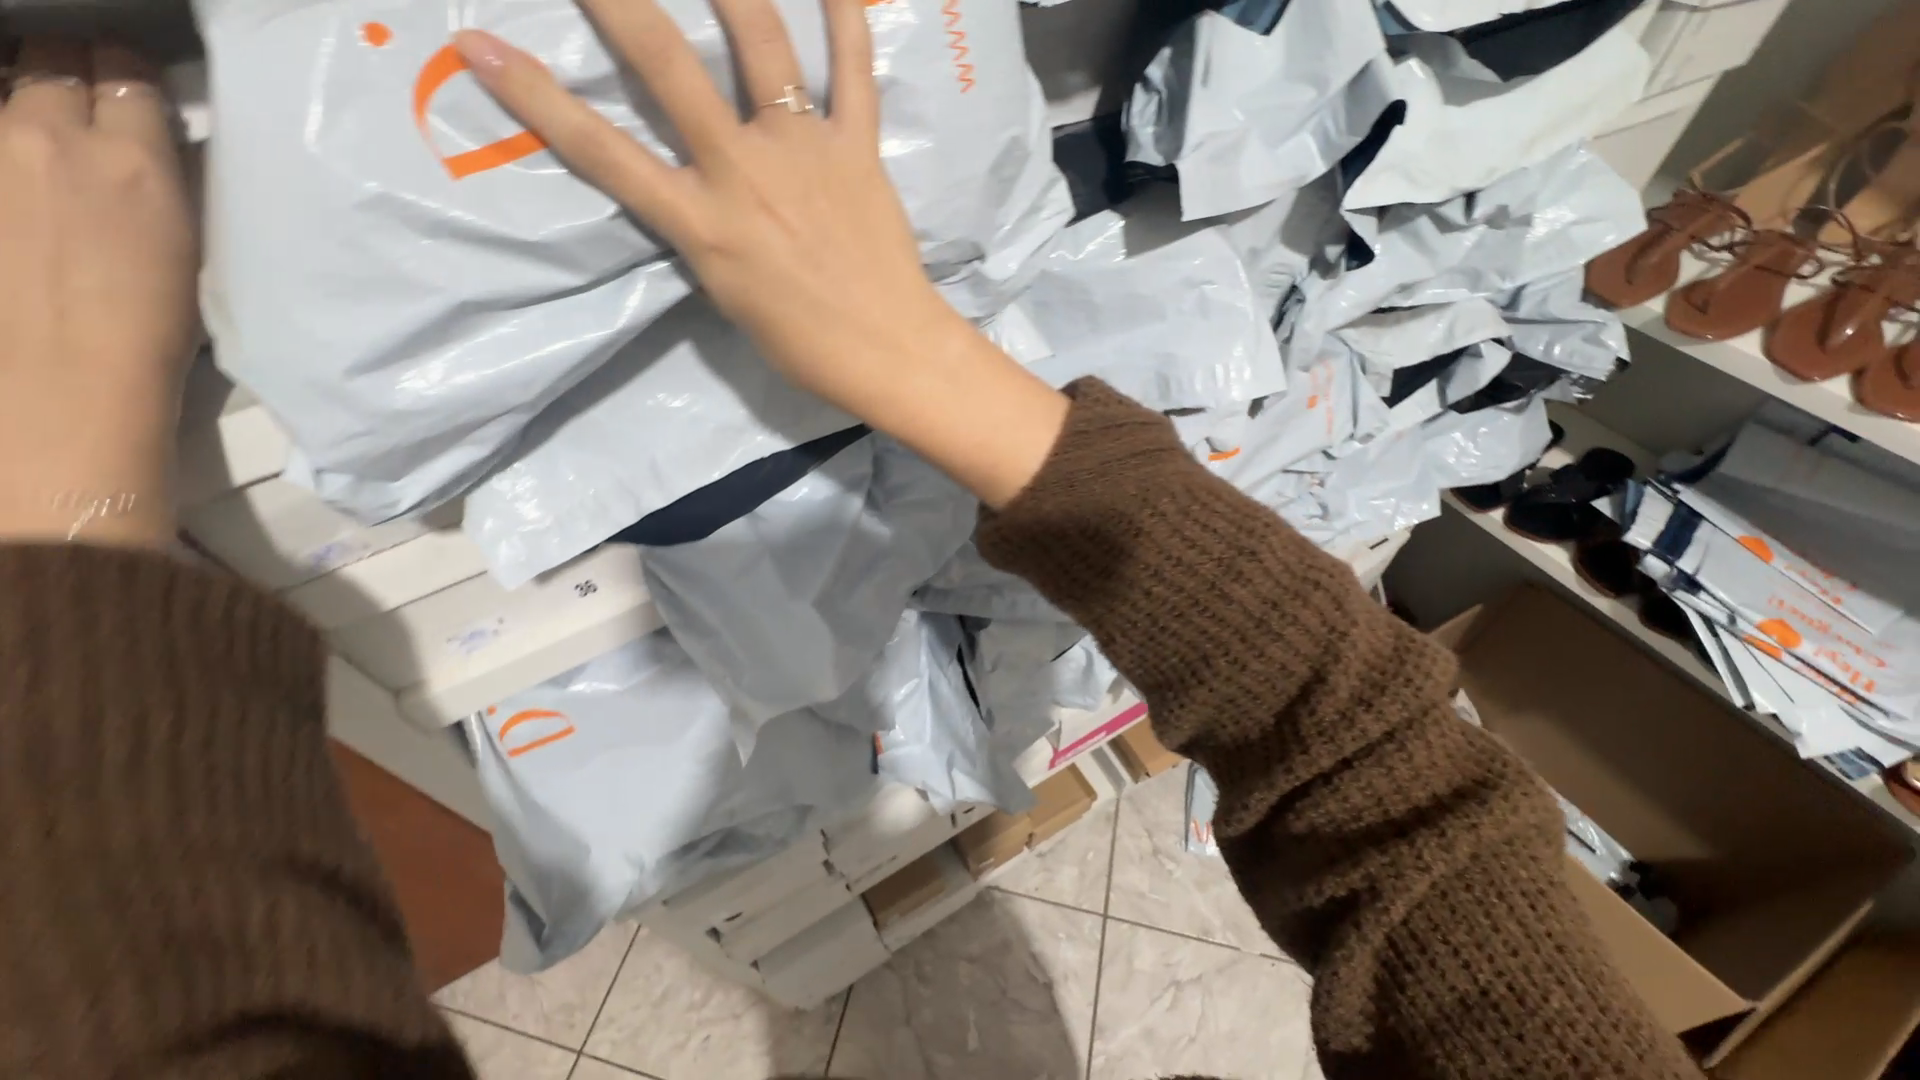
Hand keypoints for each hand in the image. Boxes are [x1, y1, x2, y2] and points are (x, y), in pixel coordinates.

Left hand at [0, 39, 195, 547]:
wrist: (67, 373)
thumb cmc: (153, 323)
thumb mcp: (184, 241)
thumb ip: (156, 176)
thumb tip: (145, 145)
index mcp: (130, 157)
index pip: (124, 68)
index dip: (130, 69)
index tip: (139, 85)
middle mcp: (48, 133)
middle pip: (52, 58)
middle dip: (75, 68)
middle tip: (94, 95)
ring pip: (8, 84)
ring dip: (30, 93)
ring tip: (51, 128)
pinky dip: (10, 135)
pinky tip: (25, 167)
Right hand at [454, 0, 1068, 506]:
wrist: (889, 351)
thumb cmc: (805, 344)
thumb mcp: (728, 294)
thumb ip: (704, 231)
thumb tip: (692, 190)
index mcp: (701, 224)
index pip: (601, 151)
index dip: (533, 97)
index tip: (478, 43)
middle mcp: (742, 170)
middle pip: (666, 63)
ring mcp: (804, 150)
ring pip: (760, 42)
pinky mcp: (858, 147)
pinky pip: (853, 70)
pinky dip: (846, 18)